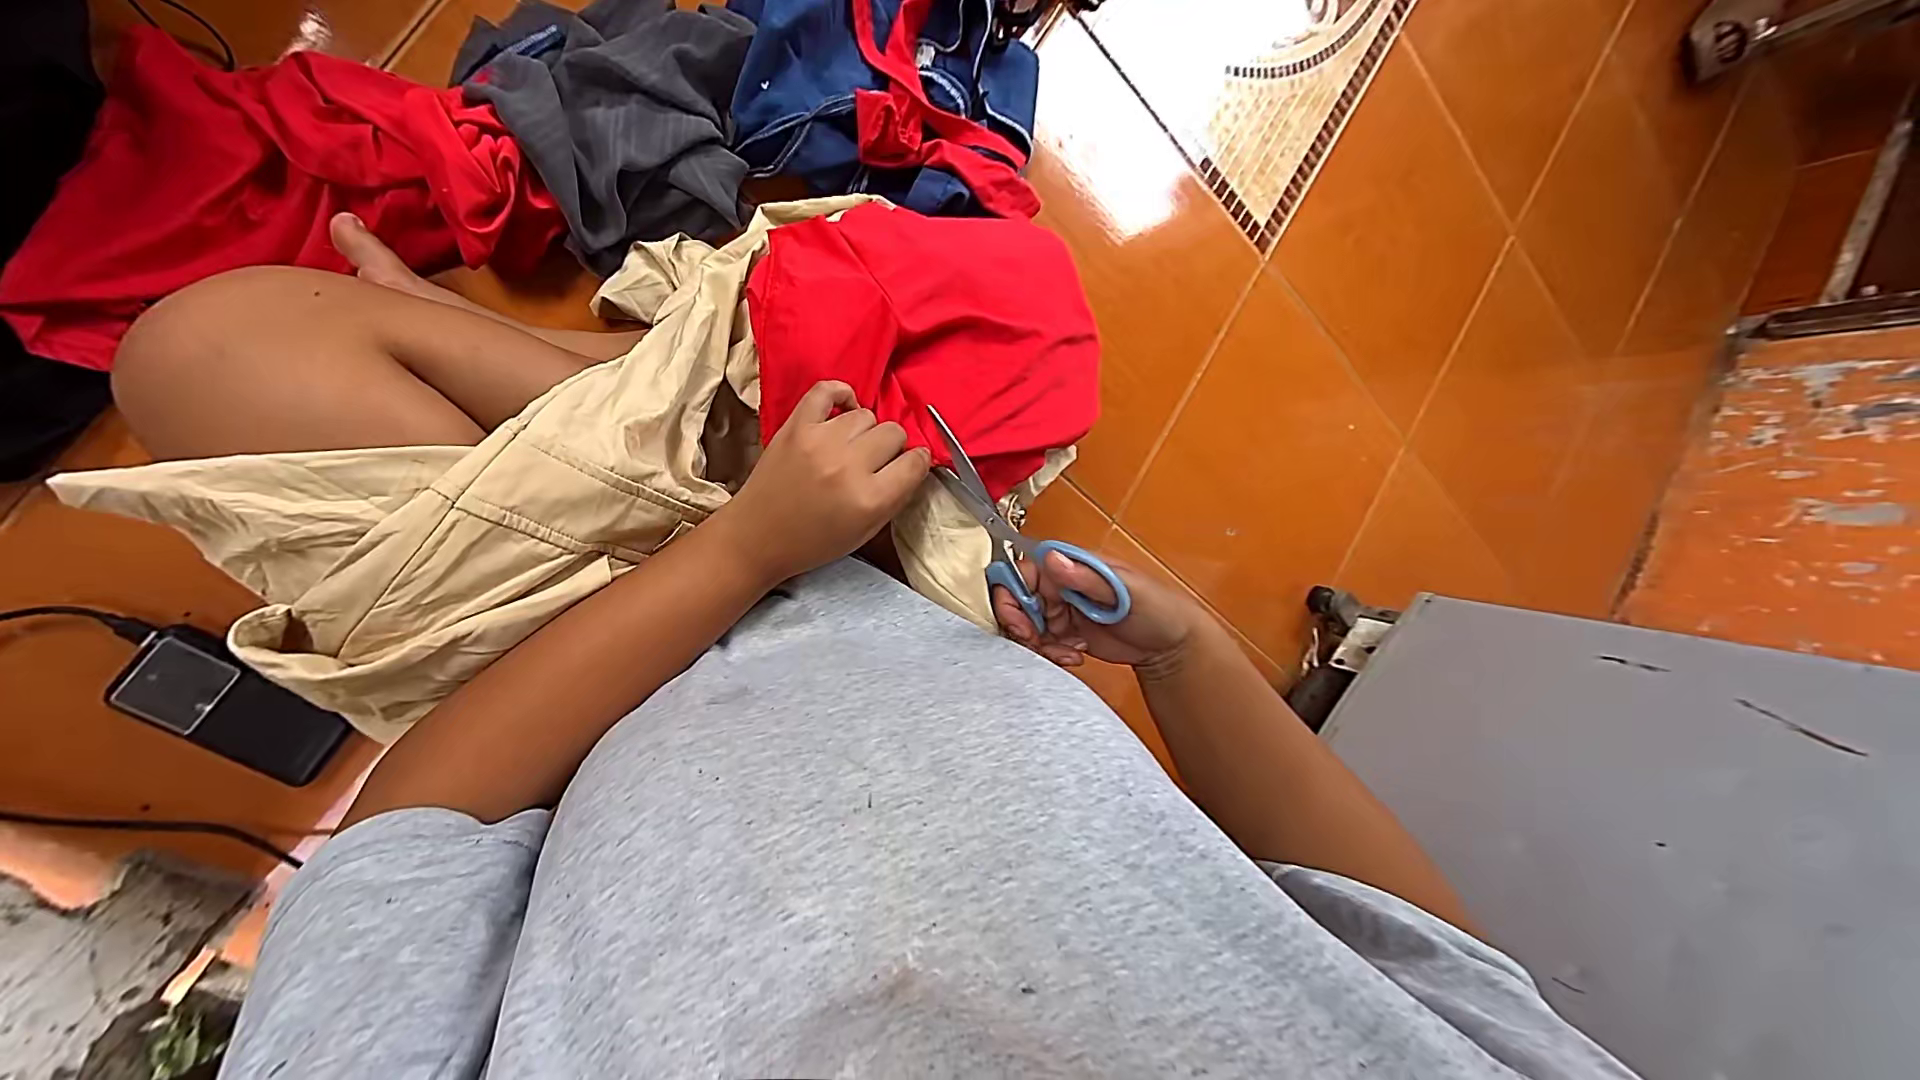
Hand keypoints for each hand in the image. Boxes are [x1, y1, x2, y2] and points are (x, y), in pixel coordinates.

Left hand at [713, 380, 929, 584]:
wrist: (758, 537)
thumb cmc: (814, 541)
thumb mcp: (866, 531)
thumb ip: (896, 497)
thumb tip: (913, 464)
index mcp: (869, 499)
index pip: (915, 462)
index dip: (917, 463)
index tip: (909, 465)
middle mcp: (848, 466)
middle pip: (893, 433)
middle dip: (891, 448)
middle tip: (876, 462)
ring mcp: (820, 442)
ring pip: (866, 415)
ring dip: (865, 431)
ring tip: (852, 446)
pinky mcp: (796, 426)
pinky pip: (827, 390)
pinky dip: (841, 395)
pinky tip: (843, 411)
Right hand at [993, 549, 1203, 670]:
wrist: (1172, 646)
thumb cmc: (1158, 608)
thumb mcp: (1125, 589)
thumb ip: (1086, 576)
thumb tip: (1052, 558)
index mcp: (1071, 565)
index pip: (1023, 572)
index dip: (1013, 596)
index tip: (1023, 622)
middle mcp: (1061, 584)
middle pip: (1019, 602)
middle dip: (1022, 626)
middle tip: (1037, 642)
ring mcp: (1062, 610)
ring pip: (1027, 626)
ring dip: (1038, 644)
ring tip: (1067, 653)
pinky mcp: (1065, 633)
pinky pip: (1042, 644)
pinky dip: (1051, 654)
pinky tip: (1075, 656)